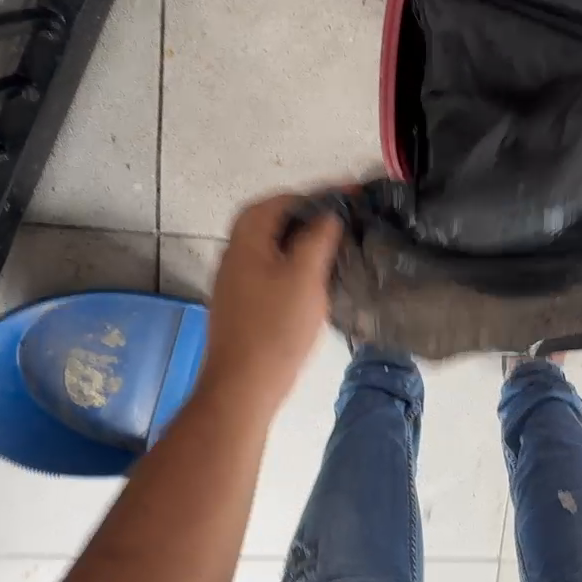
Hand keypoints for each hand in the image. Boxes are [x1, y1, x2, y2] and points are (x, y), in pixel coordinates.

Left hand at [197, 192, 343, 414]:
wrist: (243, 388)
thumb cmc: (276, 328)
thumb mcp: (305, 276)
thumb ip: (318, 237)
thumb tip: (329, 214)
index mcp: (246, 242)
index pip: (278, 200)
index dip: (313, 193)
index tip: (347, 196)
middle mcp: (234, 256)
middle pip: (269, 220)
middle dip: (306, 212)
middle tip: (340, 216)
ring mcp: (235, 282)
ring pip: (270, 245)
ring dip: (300, 237)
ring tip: (334, 242)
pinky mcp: (242, 304)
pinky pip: (270, 267)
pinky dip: (293, 260)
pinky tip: (315, 276)